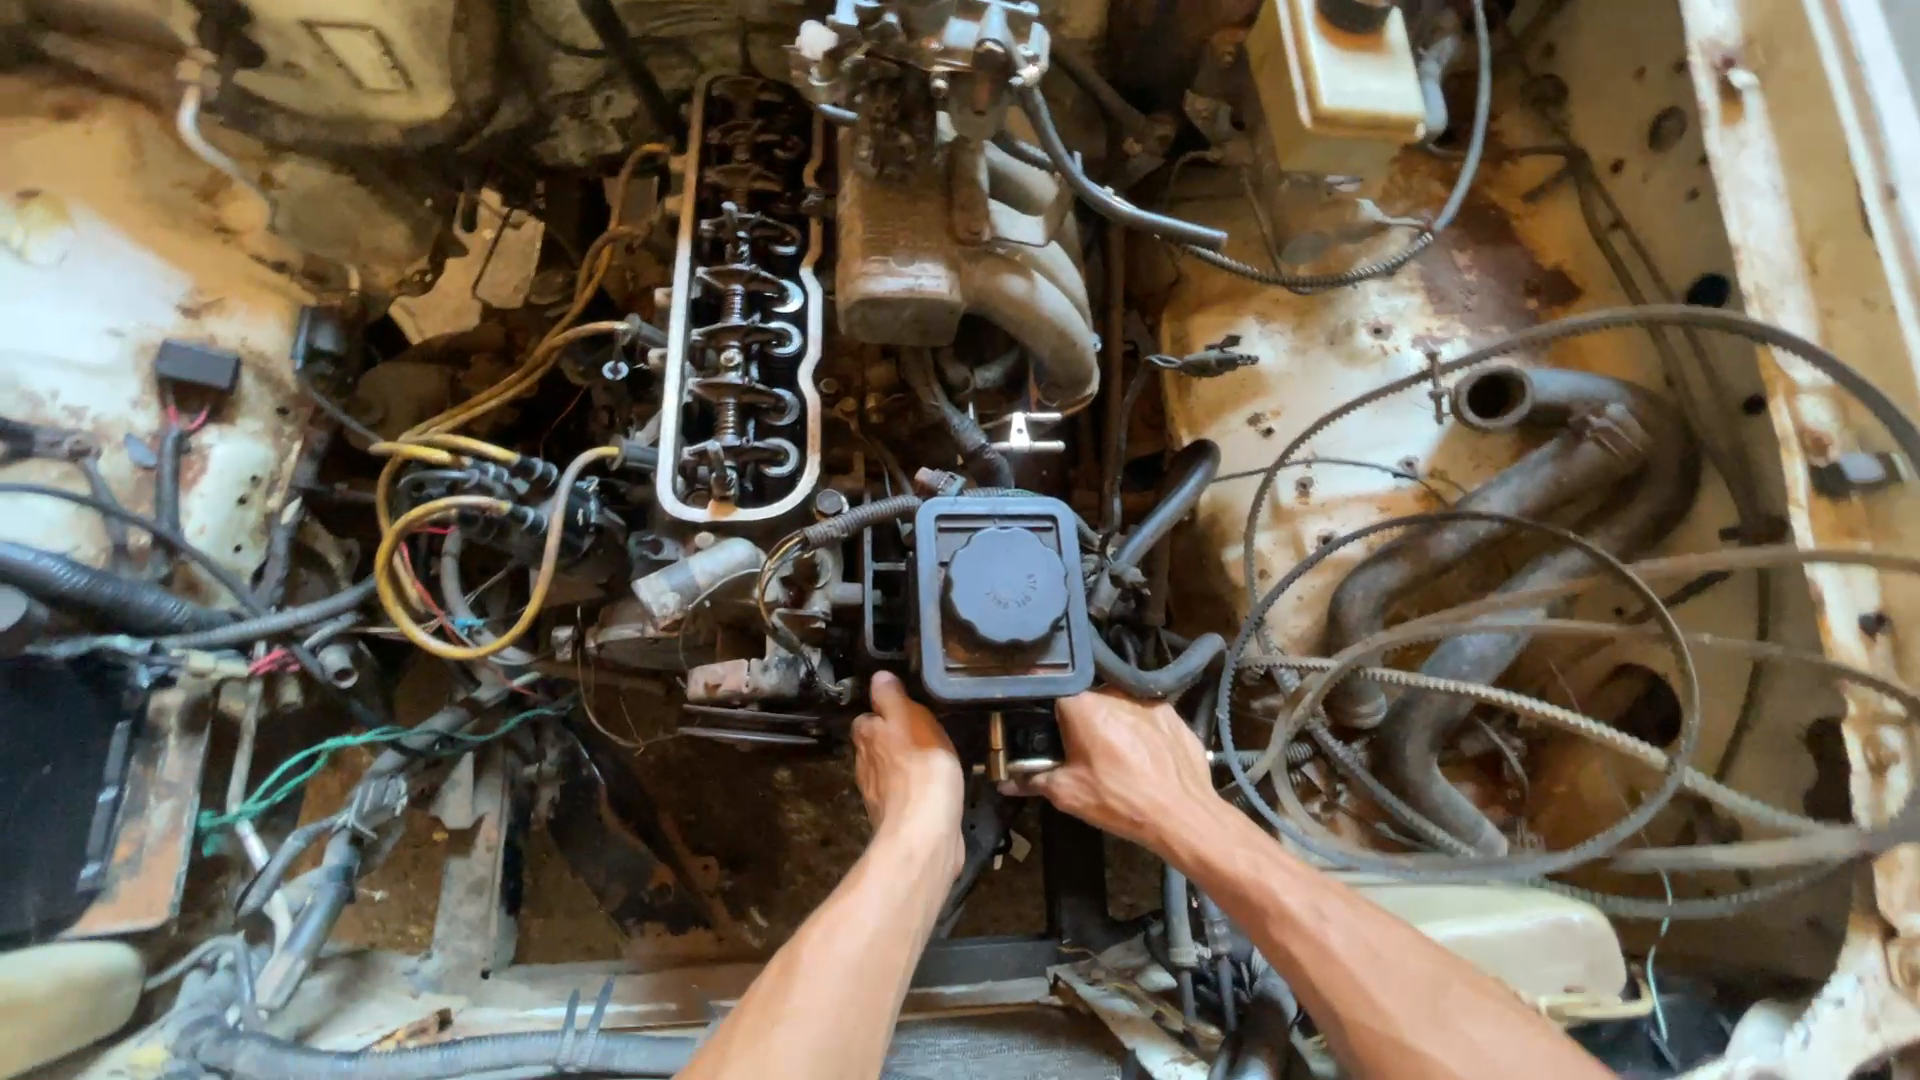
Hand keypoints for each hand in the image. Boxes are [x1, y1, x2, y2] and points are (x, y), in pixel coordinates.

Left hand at [852, 672, 964, 872]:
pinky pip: (903, 795)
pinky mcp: (896, 819)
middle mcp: (865, 765)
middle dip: (893, 739)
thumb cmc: (921, 767)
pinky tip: (933, 789)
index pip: (866, 716)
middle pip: (875, 744)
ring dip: (903, 765)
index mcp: (867, 736)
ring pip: (888, 771)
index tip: (903, 710)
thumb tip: (878, 676)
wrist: (924, 833)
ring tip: (930, 759)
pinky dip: (914, 790)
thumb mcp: (910, 718)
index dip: (883, 712)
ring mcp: (878, 795)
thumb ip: (892, 697)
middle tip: (921, 734)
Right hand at [1001, 689, 1220, 854]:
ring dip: (1112, 723)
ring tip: (1116, 755)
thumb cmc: (1119, 800)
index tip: (1048, 733)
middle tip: (1082, 751)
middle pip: (1088, 699)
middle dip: (1082, 721)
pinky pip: (1145, 715)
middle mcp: (1114, 692)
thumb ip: (1033, 780)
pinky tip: (1143, 756)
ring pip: (1118, 705)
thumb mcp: (1068, 794)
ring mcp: (1147, 700)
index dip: (1049, 715)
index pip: (1055, 696)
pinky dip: (1140, 730)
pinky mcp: (1172, 713)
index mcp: (1084, 705)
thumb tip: (1006, 781)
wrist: (1182, 815)